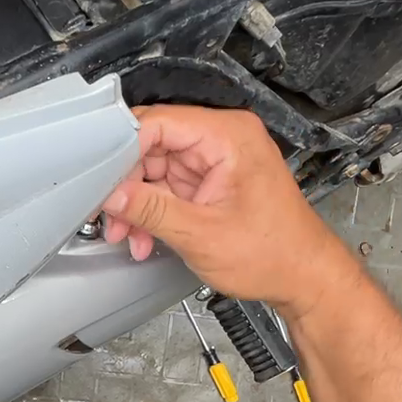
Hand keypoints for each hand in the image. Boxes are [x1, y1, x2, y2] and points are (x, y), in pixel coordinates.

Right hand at [102, 105, 359, 317]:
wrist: (302, 278)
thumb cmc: (274, 254)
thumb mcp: (201, 234)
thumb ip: (150, 210)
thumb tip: (110, 195)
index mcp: (228, 137)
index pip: (156, 124)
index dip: (122, 152)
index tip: (99, 181)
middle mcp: (221, 141)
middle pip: (149, 148)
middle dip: (125, 187)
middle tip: (109, 215)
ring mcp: (213, 162)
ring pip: (152, 172)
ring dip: (135, 206)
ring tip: (128, 235)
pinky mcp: (208, 183)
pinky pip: (165, 190)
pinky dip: (150, 214)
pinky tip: (144, 237)